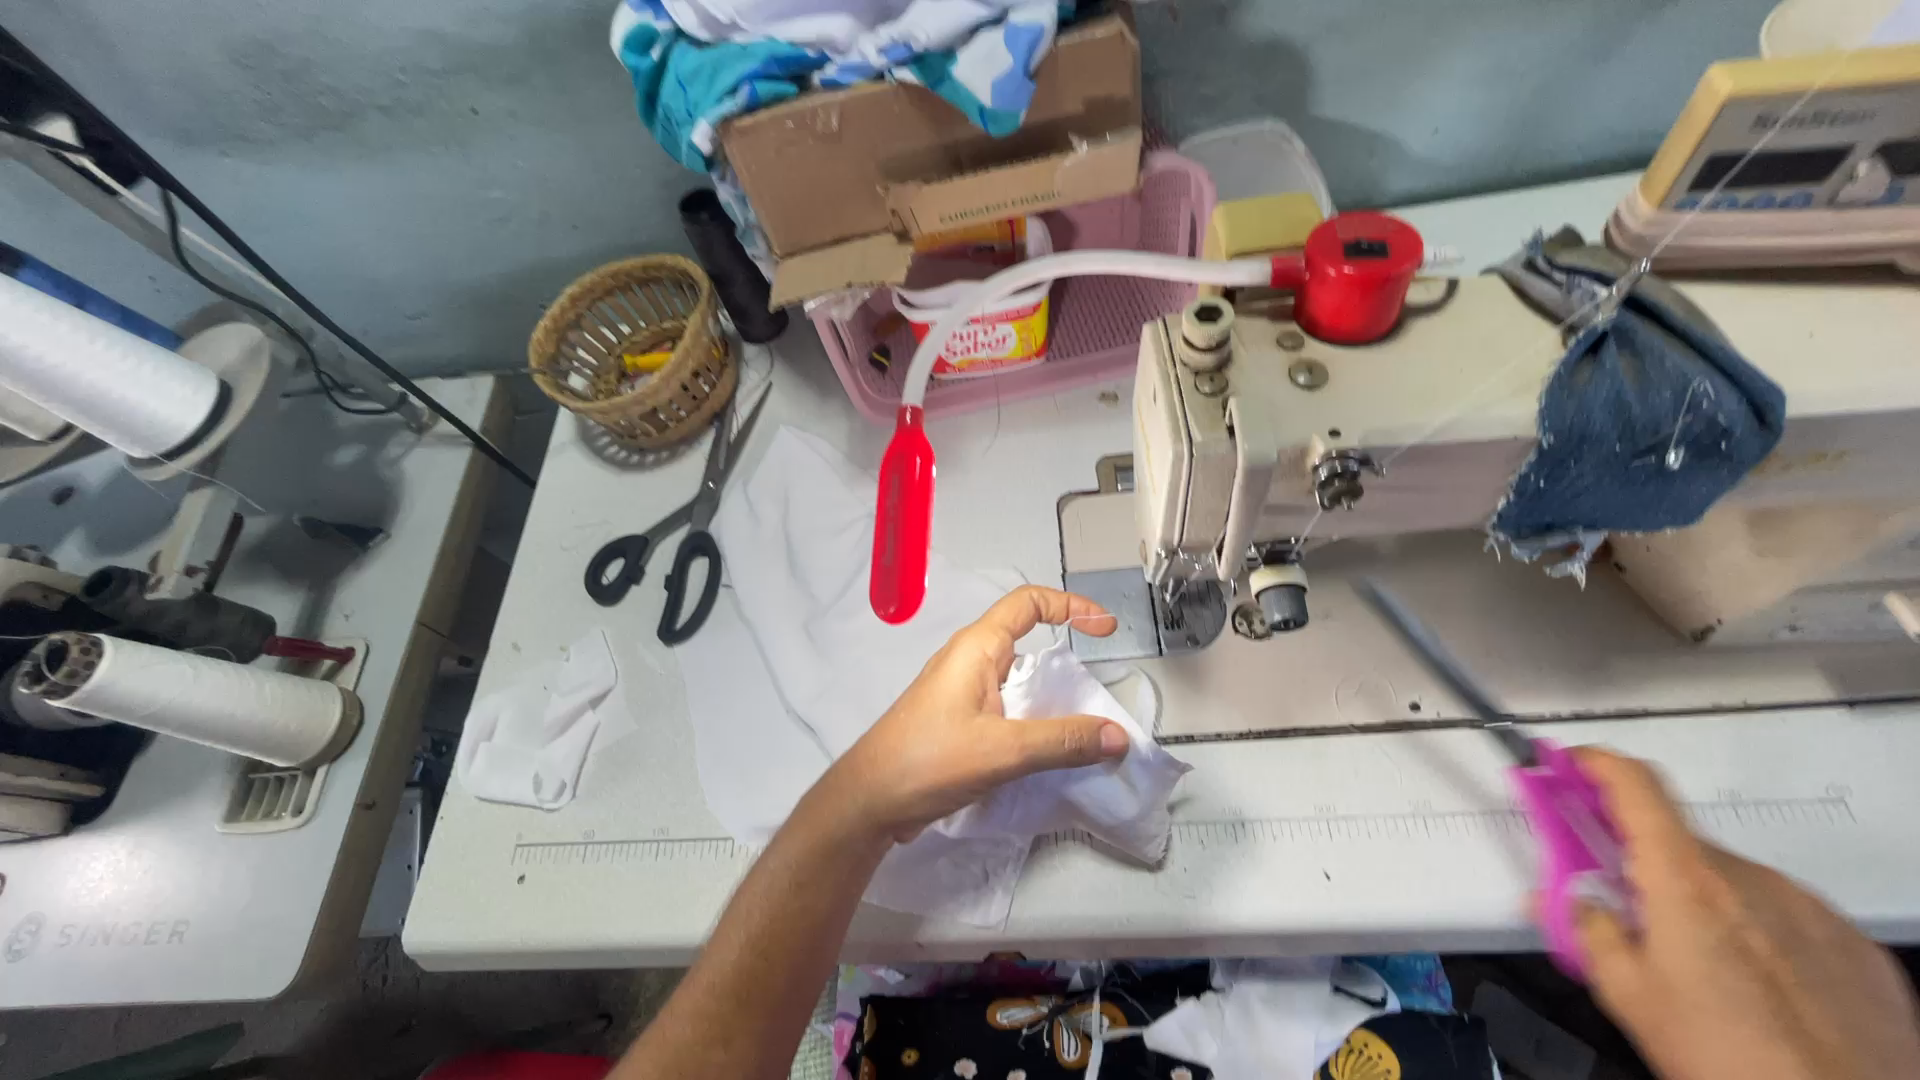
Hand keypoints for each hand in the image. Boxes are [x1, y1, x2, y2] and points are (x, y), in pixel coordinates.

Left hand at [823, 586, 1127, 842]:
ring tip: (1083, 731)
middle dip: (1067, 663)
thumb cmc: (929, 760)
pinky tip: (1048, 753)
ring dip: (1051, 699)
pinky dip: (1033, 721)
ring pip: (1018, 682)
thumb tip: (1118, 738)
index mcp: (978, 648)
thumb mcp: (1003, 751)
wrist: (870, 800)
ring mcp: (962, 692)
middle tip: (1097, 696)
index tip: (1104, 628)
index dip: (1070, 606)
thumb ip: (1062, 742)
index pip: (1029, 603)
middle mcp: (970, 661)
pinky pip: (1007, 709)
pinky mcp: (959, 722)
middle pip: (1028, 643)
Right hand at [1568, 748, 1919, 1079]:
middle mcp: (1751, 879)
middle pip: (1675, 843)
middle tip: (1619, 909)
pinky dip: (1752, 933)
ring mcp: (1810, 910)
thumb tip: (1563, 899)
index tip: (1569, 764)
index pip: (1636, 785)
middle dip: (1638, 865)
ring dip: (1697, 903)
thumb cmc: (1734, 1061)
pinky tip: (1752, 987)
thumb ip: (1584, 927)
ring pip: (1729, 882)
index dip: (1595, 763)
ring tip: (1696, 968)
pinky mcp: (1854, 947)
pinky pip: (1784, 917)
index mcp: (1686, 880)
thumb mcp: (1625, 992)